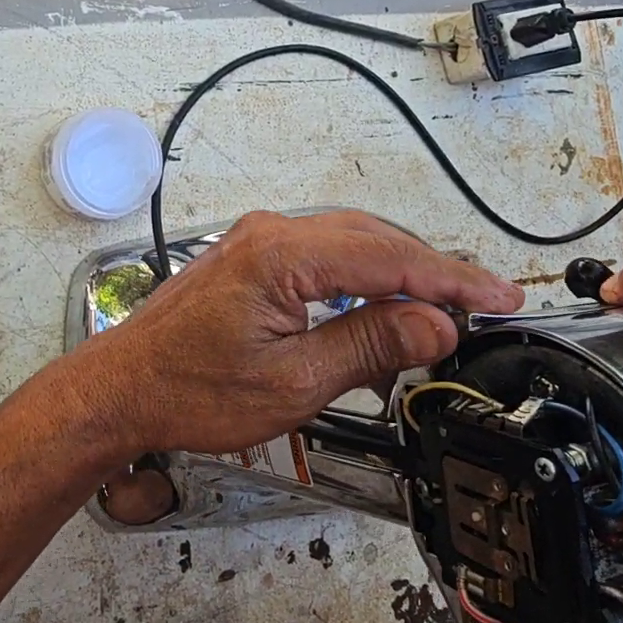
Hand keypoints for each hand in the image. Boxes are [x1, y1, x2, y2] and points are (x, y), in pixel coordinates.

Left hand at [73, 209, 522, 455]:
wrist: (125, 387)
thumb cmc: (189, 388)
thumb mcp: (293, 381)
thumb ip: (369, 343)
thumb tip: (434, 323)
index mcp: (281, 255)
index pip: (389, 256)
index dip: (452, 278)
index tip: (498, 295)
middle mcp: (269, 234)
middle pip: (373, 240)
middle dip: (430, 273)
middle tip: (478, 307)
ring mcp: (257, 241)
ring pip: (350, 243)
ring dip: (395, 275)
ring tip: (435, 316)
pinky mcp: (251, 257)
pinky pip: (322, 255)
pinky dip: (359, 279)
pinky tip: (375, 313)